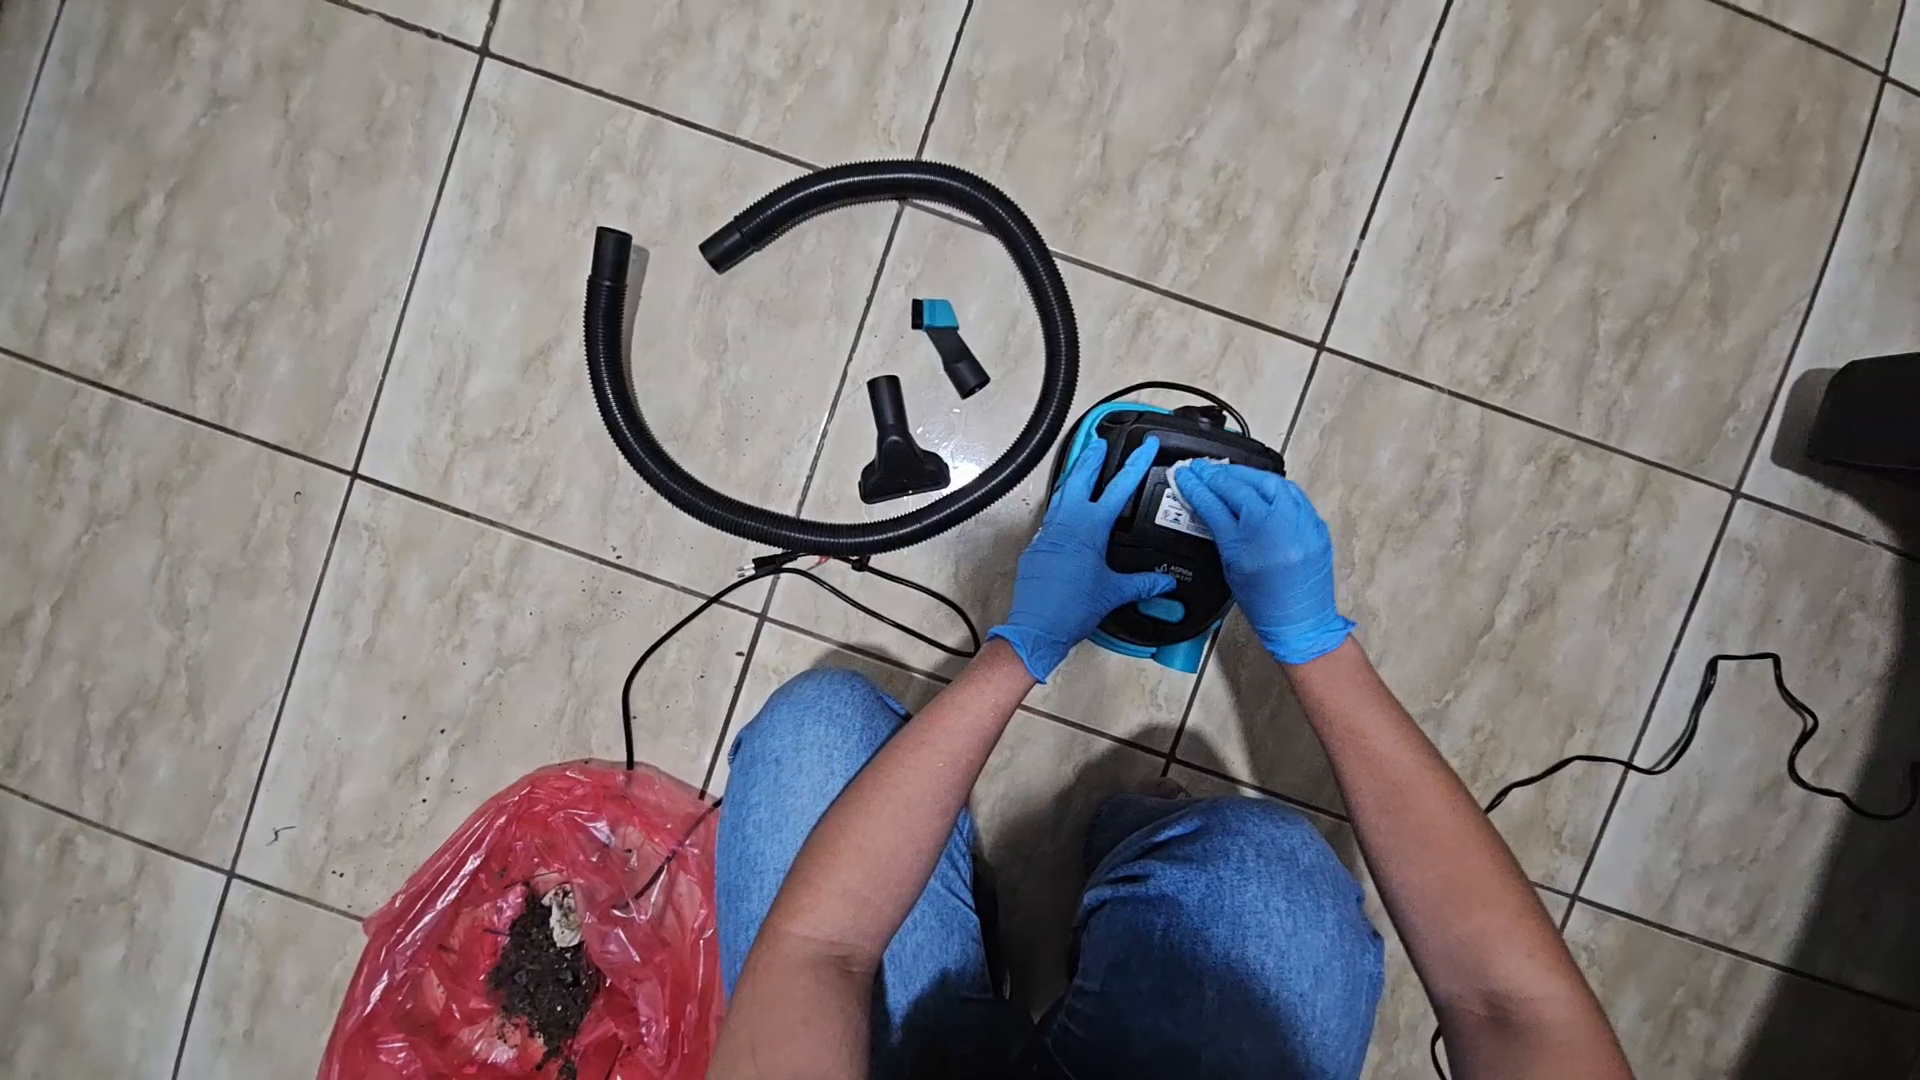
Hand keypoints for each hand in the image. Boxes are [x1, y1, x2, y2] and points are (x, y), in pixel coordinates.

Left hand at [988, 437, 1175, 681]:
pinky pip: (1051, 514)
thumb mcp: (1113, 593)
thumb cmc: (1071, 609)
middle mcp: (1067, 523)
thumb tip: (1164, 583)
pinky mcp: (1037, 544)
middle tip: (1098, 441)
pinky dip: (1061, 502)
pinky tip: (1065, 505)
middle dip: (1091, 457)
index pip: (1119, 487)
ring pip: (1062, 493)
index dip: (1135, 464)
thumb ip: (1142, 584)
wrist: (1037, 625)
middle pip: (1080, 478)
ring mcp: (1048, 531)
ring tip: (1081, 463)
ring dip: (1073, 475)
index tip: (1146, 446)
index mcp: (1090, 528)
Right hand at [1171, 462, 1354, 664]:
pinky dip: (1270, 484)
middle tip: (1200, 467)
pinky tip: (1257, 484)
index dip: (1198, 486)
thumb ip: (1218, 528)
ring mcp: (1303, 521)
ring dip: (1245, 474)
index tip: (1185, 474)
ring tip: (1226, 472)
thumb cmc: (1262, 601)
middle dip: (1219, 474)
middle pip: (1245, 485)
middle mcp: (1282, 524)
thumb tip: (1204, 501)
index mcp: (1254, 537)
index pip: (1218, 501)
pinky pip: (1291, 493)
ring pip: (1272, 482)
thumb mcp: (1230, 564)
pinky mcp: (1315, 523)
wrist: (1300, 621)